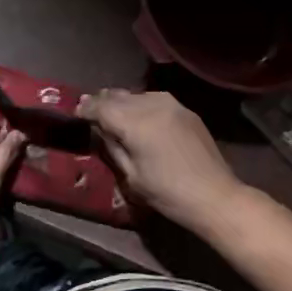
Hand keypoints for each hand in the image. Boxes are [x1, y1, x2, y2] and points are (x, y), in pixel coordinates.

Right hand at [77, 89, 249, 226]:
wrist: (215, 195)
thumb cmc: (168, 193)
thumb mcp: (131, 175)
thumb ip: (112, 146)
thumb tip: (99, 129)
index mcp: (135, 123)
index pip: (102, 107)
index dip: (86, 109)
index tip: (76, 112)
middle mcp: (152, 105)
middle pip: (118, 96)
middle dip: (102, 102)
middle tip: (89, 109)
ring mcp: (172, 104)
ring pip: (137, 95)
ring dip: (122, 101)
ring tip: (113, 111)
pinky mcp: (185, 110)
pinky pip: (155, 99)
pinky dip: (141, 104)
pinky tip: (139, 115)